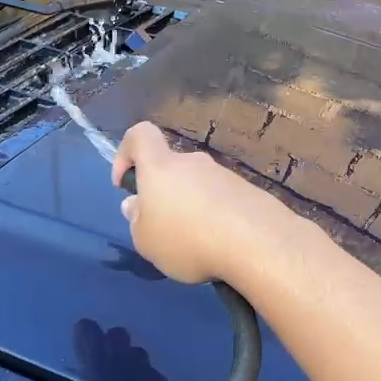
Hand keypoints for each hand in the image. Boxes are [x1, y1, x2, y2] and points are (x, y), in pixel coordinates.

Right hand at [111, 121, 321, 285]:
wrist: (256, 242)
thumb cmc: (186, 240)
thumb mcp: (146, 242)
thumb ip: (137, 221)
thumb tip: (136, 205)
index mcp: (160, 168)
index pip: (139, 135)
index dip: (125, 153)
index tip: (124, 183)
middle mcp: (191, 162)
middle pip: (168, 169)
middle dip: (159, 195)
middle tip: (159, 229)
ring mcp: (221, 174)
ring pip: (193, 186)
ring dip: (186, 209)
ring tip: (190, 244)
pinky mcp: (245, 190)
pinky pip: (217, 200)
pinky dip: (210, 218)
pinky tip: (215, 245)